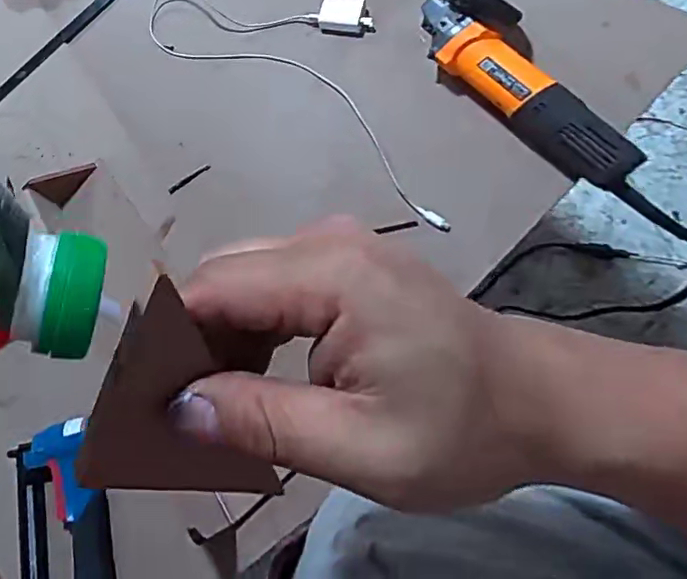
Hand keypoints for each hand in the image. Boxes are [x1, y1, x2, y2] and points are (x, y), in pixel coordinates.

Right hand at [169, 217, 537, 510]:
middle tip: (183, 397)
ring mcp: (329, 240)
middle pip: (221, 273)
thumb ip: (264, 422)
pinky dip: (247, 317)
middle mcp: (321, 238)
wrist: (538, 397)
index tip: (147, 384)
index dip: (173, 332)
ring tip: (219, 386)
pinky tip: (255, 361)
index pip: (217, 287)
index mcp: (330, 273)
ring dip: (218, 326)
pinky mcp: (335, 253)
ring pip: (238, 272)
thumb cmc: (462, 429)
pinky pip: (266, 275)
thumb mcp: (363, 448)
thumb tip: (179, 408)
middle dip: (193, 332)